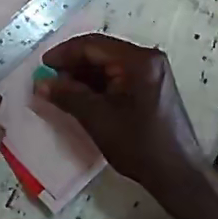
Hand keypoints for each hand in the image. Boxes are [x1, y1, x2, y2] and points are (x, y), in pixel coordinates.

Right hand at [35, 34, 203, 190]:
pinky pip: (118, 77)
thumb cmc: (139, 144)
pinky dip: (97, 85)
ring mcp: (152, 73)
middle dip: (72, 65)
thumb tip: (40, 83)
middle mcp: (148, 60)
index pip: (93, 45)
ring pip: (108, 65)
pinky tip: (80, 97)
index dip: (64, 53)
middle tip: (49, 80)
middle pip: (101, 52)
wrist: (176, 174)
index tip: (42, 66)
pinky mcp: (150, 87)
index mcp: (139, 61)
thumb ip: (68, 96)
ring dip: (83, 76)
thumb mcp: (98, 118)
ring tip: (60, 91)